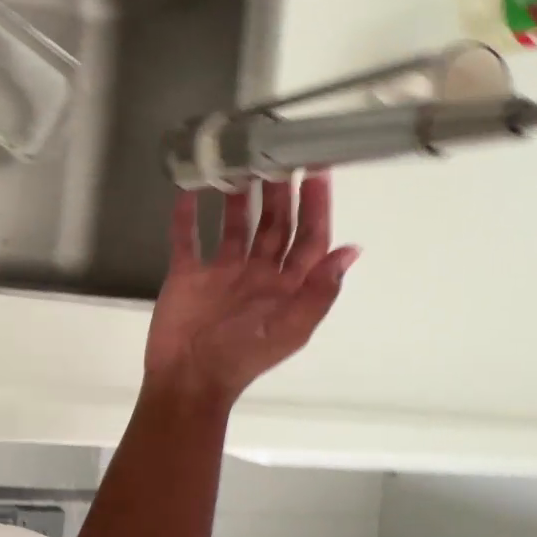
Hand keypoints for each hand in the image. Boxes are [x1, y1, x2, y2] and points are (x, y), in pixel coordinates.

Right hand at [144, 172, 357, 409]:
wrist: (187, 378)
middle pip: (273, 226)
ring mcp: (220, 272)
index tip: (318, 173)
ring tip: (238, 168)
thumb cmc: (241, 357)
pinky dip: (186, 217)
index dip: (317, 207)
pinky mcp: (186, 274)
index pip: (309, 238)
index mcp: (287, 286)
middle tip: (278, 159)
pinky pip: (187, 239)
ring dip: (236, 200)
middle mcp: (257, 273)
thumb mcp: (289, 329)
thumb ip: (318, 291)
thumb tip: (350, 251)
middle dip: (279, 194)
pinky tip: (188, 193)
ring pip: (233, 226)